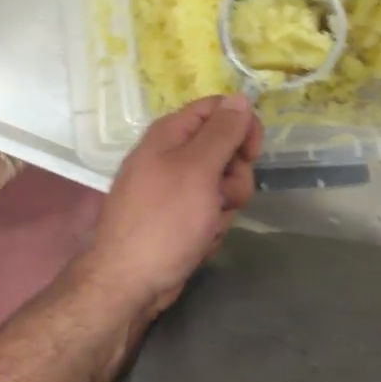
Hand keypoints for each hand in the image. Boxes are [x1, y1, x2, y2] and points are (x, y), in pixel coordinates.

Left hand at [81, 94, 262, 314]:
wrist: (129, 282)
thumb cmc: (164, 221)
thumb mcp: (198, 170)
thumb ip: (222, 132)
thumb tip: (240, 98)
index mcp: (170, 134)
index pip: (218, 109)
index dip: (241, 126)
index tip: (251, 154)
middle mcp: (171, 155)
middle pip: (226, 150)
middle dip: (233, 177)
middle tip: (220, 197)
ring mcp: (175, 189)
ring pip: (223, 185)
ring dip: (223, 208)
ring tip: (204, 226)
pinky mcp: (179, 218)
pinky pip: (211, 212)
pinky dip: (211, 227)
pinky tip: (197, 242)